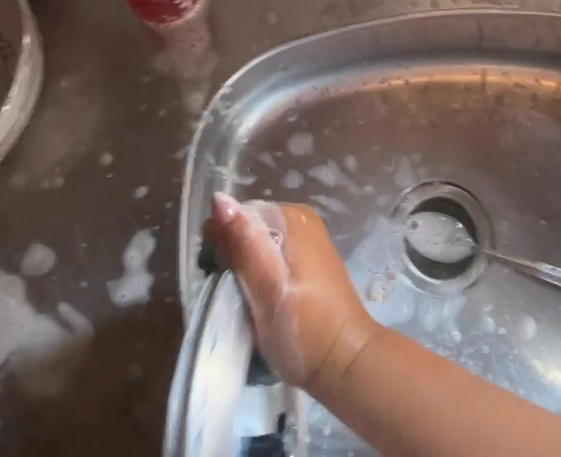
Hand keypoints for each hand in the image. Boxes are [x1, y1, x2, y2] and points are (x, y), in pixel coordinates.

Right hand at [205, 194, 378, 392]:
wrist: (345, 362)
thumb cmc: (304, 326)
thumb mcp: (268, 287)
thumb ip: (245, 243)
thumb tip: (219, 198)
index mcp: (291, 217)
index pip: (237, 214)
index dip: (220, 242)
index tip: (215, 274)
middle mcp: (300, 221)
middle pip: (247, 228)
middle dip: (231, 256)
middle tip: (229, 291)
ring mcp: (306, 242)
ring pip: (256, 245)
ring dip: (242, 269)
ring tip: (241, 299)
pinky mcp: (307, 264)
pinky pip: (270, 258)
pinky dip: (258, 276)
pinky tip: (257, 300)